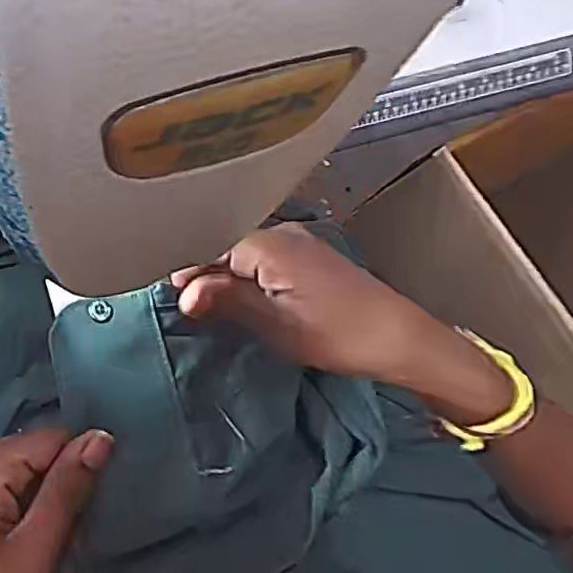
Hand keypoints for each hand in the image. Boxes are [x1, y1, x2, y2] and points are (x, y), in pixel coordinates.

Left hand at [0, 428, 113, 572]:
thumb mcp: (38, 546)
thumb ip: (69, 486)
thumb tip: (102, 436)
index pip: (56, 440)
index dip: (79, 472)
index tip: (85, 519)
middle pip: (45, 455)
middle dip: (67, 494)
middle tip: (72, 545)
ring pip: (37, 474)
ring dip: (56, 510)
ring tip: (58, 555)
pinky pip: (19, 488)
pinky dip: (38, 516)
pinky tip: (41, 551)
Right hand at [171, 223, 509, 419]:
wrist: (402, 339)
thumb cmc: (337, 334)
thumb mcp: (276, 324)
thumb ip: (227, 300)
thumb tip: (183, 292)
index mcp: (268, 244)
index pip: (208, 245)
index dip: (186, 269)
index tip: (170, 297)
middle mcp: (280, 233)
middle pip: (223, 245)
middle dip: (201, 273)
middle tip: (188, 306)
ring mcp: (296, 242)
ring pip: (240, 251)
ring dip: (223, 276)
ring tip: (210, 305)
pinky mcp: (306, 256)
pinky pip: (259, 257)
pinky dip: (244, 275)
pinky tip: (241, 297)